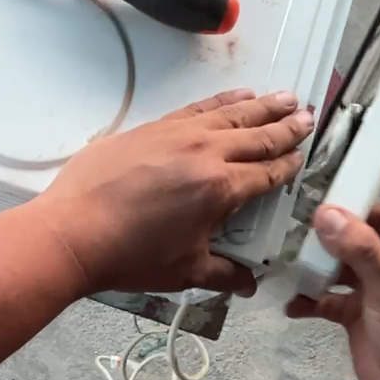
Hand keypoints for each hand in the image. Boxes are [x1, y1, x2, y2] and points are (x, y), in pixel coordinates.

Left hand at [32, 90, 313, 295]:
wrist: (72, 233)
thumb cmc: (128, 256)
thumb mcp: (184, 271)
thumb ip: (223, 274)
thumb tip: (247, 282)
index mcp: (220, 189)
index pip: (266, 173)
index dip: (288, 166)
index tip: (301, 158)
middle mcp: (204, 153)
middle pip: (256, 135)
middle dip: (285, 126)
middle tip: (307, 116)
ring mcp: (176, 134)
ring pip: (230, 113)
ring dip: (261, 106)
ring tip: (283, 97)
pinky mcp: (150, 128)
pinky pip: (196, 108)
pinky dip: (220, 101)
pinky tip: (233, 97)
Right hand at [286, 203, 379, 379]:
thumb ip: (360, 249)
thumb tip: (324, 213)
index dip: (355, 207)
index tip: (319, 205)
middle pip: (353, 240)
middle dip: (325, 239)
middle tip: (292, 235)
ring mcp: (370, 292)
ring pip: (336, 269)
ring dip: (313, 270)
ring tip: (288, 268)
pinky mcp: (354, 317)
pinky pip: (326, 301)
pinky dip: (309, 302)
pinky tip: (293, 306)